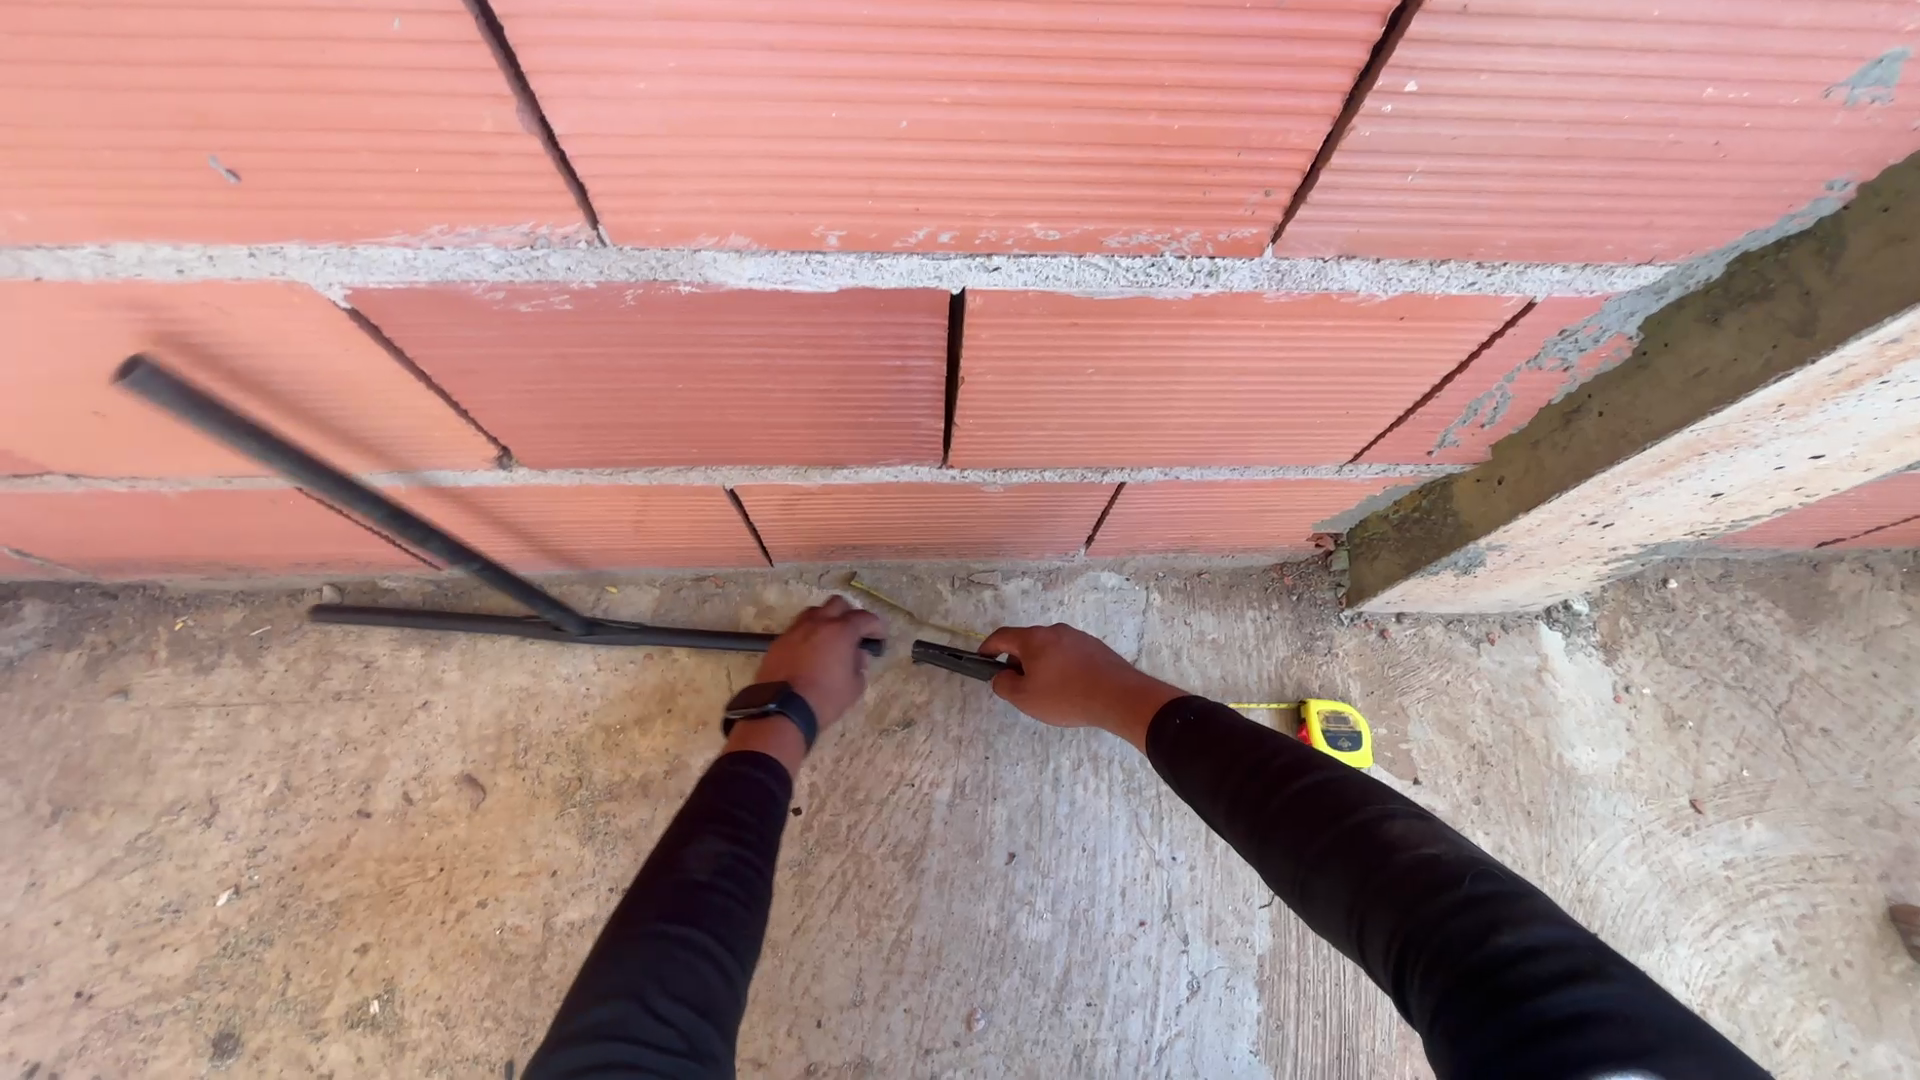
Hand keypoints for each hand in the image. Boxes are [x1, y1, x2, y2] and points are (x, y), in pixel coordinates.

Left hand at [725, 596, 884, 774]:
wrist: (781, 709)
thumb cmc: (824, 699)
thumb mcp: (854, 687)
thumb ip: (859, 665)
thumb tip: (857, 655)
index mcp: (841, 631)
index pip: (865, 618)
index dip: (876, 626)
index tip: (879, 637)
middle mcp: (818, 623)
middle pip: (837, 604)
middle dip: (849, 615)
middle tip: (854, 633)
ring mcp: (795, 630)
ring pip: (815, 612)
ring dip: (826, 620)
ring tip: (830, 639)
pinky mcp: (779, 641)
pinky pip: (798, 629)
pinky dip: (808, 634)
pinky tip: (810, 652)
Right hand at [978, 623, 1185, 751]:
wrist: (1119, 697)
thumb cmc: (1066, 696)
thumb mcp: (1025, 698)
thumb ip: (1004, 684)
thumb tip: (1003, 675)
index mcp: (1034, 639)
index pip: (1002, 636)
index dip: (988, 648)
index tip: (983, 659)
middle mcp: (1055, 631)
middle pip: (1027, 642)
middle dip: (1018, 661)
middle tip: (1020, 686)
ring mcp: (1078, 637)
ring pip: (1050, 649)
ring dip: (1042, 665)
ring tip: (1048, 692)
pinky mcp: (1096, 648)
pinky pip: (1069, 655)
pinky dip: (1062, 667)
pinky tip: (1071, 689)